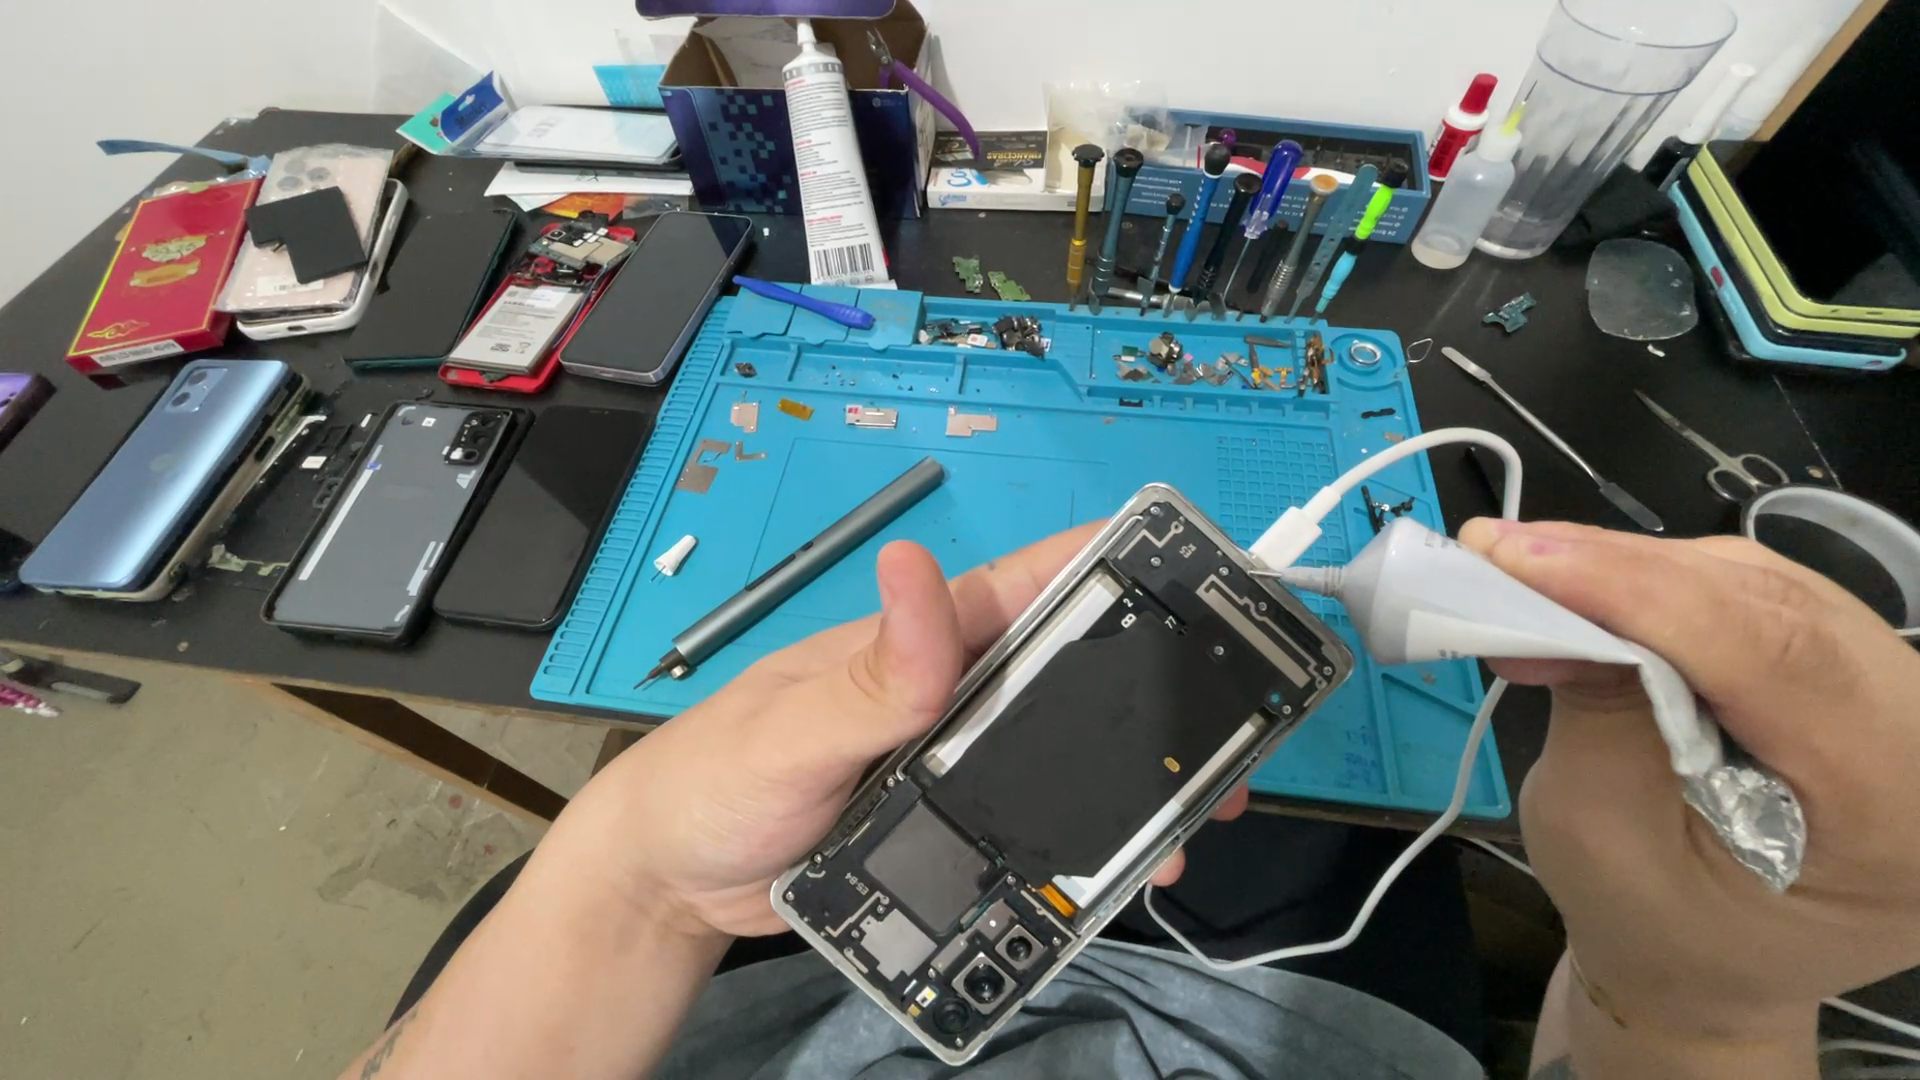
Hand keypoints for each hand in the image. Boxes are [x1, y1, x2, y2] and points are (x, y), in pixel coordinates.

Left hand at [541, 527, 1247, 942]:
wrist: (681, 875)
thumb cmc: (722, 776)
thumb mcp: (794, 725)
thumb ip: (871, 671)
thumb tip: (918, 567)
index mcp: (929, 636)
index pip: (1036, 583)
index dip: (1118, 571)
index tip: (1201, 593)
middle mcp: (957, 686)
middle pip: (1075, 673)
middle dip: (1153, 695)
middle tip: (1224, 741)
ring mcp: (959, 754)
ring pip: (1069, 750)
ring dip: (1134, 776)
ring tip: (1192, 821)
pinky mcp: (956, 817)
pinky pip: (1038, 817)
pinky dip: (1086, 836)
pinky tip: (1122, 866)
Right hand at [1459, 519, 1919, 1039]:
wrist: (1702, 961)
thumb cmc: (1647, 920)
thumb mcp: (1599, 833)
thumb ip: (1595, 718)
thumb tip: (1548, 609)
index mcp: (1893, 812)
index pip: (1775, 658)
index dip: (1637, 592)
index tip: (1510, 555)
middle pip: (1772, 606)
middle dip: (1618, 568)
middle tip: (1495, 551)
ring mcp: (1894, 698)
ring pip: (1758, 584)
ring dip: (1625, 565)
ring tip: (1521, 566)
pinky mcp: (1839, 672)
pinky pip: (1746, 593)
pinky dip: (1647, 577)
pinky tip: (1580, 581)